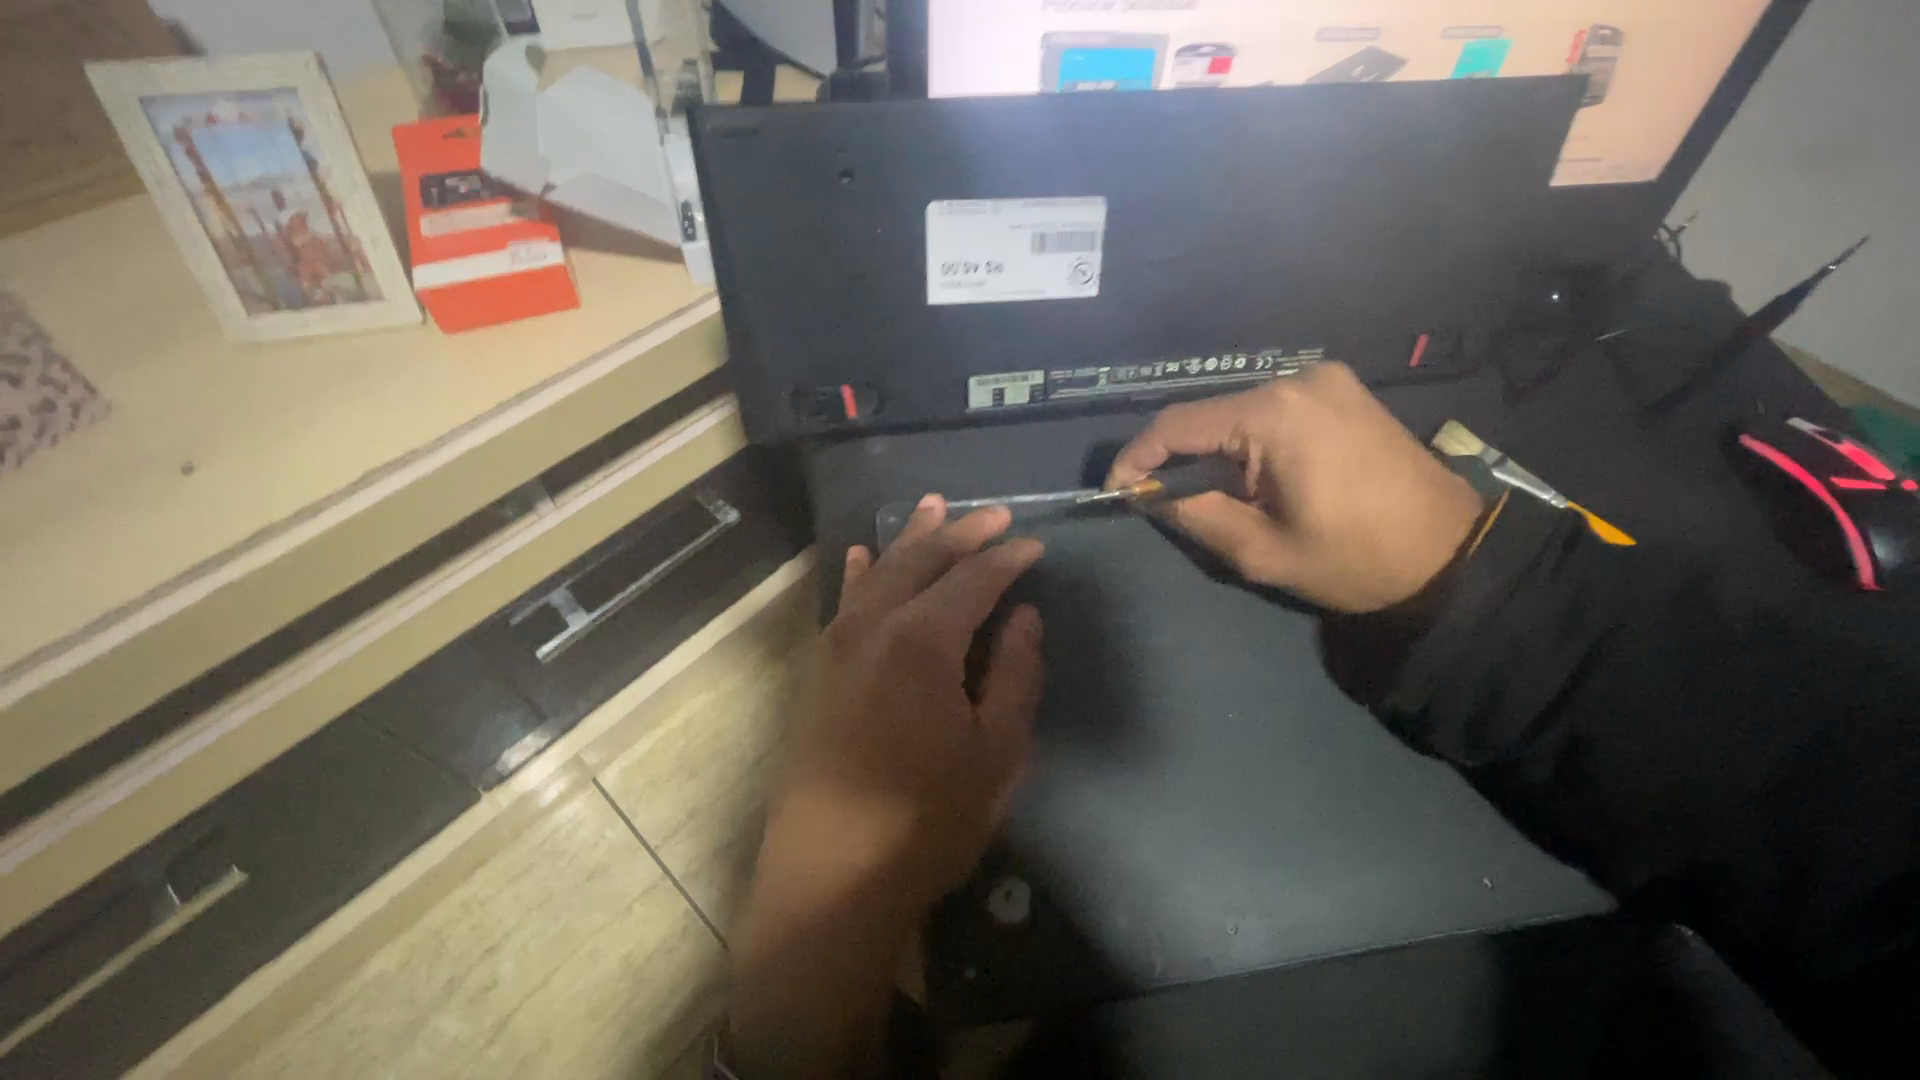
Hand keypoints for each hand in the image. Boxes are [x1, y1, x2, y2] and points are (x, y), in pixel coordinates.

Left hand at [758, 496, 1044, 916]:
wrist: (829, 875)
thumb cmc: (925, 820)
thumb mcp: (996, 754)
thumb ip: (1015, 675)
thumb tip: (1024, 616)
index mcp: (923, 641)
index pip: (973, 579)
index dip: (1006, 559)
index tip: (1035, 544)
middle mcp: (873, 627)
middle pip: (921, 561)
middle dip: (961, 533)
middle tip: (996, 514)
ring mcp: (836, 646)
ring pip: (878, 572)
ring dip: (910, 539)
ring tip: (934, 506)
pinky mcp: (818, 671)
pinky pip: (842, 603)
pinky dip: (858, 573)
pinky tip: (860, 554)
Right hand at [1108, 362, 1483, 613]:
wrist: (1453, 555)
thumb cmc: (1357, 559)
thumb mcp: (1262, 550)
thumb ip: (1193, 514)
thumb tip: (1146, 494)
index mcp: (1275, 414)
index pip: (1177, 424)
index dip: (1135, 457)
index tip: (1114, 490)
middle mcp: (1297, 379)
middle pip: (1208, 414)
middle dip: (1175, 458)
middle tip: (1158, 500)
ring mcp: (1325, 380)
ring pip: (1238, 412)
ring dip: (1213, 450)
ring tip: (1208, 494)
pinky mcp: (1342, 391)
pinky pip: (1272, 411)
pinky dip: (1247, 441)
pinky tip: (1251, 476)